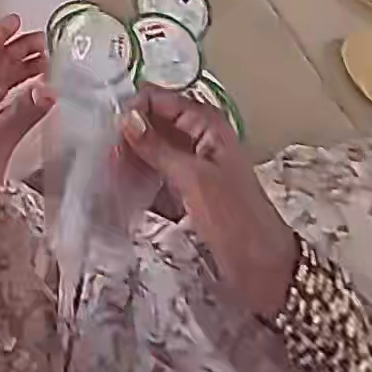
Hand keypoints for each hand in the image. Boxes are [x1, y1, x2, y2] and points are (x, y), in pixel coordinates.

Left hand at [0, 14, 51, 281]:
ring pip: (0, 82)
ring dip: (21, 67)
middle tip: (47, 41)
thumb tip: (49, 87)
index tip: (18, 19)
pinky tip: (39, 93)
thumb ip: (20, 116)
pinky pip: (5, 102)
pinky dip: (22, 91)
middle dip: (17, 48)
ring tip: (49, 61)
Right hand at [120, 85, 298, 317]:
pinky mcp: (184, 188)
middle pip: (151, 122)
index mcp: (204, 122)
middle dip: (128, 137)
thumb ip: (157, 147)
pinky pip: (154, 173)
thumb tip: (126, 117)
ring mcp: (190, 163)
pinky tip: (122, 191)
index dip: (133, 110)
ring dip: (130, 159)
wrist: (265, 272)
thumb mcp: (193, 179)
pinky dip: (139, 179)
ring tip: (110, 176)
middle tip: (106, 159)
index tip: (109, 133)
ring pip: (150, 149)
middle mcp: (196, 135)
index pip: (158, 98)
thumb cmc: (235, 219)